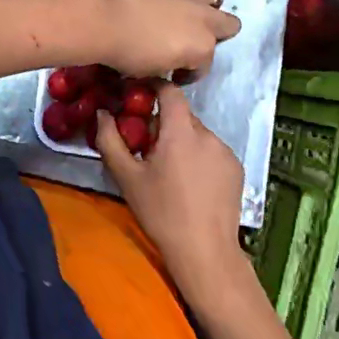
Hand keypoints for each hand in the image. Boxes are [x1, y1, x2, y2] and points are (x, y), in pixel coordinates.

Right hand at [95, 83, 245, 280]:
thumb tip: (101, 114)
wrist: (204, 251)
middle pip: (182, 115)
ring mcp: (226, 151)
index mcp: (180, 131)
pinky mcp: (236, 168)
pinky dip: (199, 157)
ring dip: (182, 142)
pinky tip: (191, 184)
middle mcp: (207, 134)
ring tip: (170, 172)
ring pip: (197, 135)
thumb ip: (110, 140)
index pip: (169, 90)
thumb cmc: (161, 212)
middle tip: (147, 149)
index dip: (152, 87)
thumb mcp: (127, 178)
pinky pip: (212, 151)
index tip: (136, 97)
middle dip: (164, 125)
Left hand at [96, 0, 240, 79]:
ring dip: (202, 9)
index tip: (174, 76)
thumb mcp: (152, 72)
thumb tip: (166, 62)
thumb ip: (169, 65)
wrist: (106, 21)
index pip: (204, 67)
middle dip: (217, 34)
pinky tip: (159, 4)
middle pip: (229, 24)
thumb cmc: (129, 55)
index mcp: (203, 48)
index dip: (189, 74)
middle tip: (192, 43)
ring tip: (182, 18)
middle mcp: (203, 20)